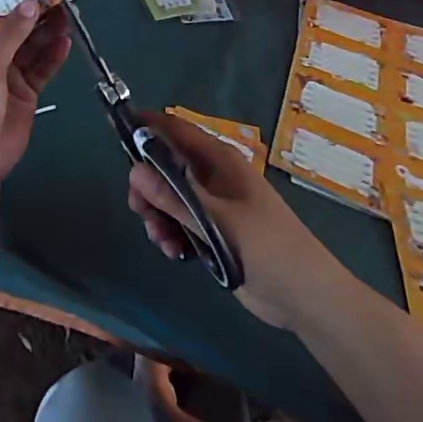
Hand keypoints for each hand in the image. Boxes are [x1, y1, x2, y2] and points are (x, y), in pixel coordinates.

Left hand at [0, 0, 70, 192]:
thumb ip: (8, 35)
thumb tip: (30, 2)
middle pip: (14, 29)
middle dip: (34, 13)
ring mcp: (7, 75)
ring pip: (31, 47)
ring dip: (47, 31)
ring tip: (68, 13)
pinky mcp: (26, 92)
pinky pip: (42, 68)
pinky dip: (54, 55)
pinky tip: (66, 41)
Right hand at [127, 113, 353, 329]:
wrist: (304, 295)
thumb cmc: (267, 247)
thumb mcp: (216, 221)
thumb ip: (173, 198)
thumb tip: (133, 170)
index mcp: (220, 161)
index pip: (177, 130)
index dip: (148, 126)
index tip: (118, 132)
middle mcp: (213, 177)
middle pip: (165, 167)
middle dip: (149, 188)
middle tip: (142, 212)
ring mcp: (213, 204)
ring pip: (169, 198)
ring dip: (159, 217)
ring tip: (166, 242)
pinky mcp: (212, 231)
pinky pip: (179, 222)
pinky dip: (172, 233)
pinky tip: (177, 254)